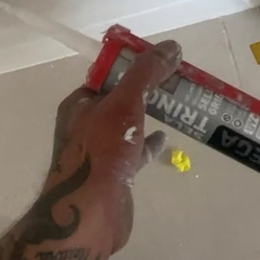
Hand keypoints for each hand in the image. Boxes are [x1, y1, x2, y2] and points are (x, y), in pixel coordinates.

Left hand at [46, 40, 180, 249]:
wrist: (92, 213)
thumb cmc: (103, 152)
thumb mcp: (124, 103)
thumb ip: (146, 74)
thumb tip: (171, 46)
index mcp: (79, 104)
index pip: (107, 75)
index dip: (133, 65)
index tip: (163, 59)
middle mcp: (86, 125)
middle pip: (120, 98)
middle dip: (148, 89)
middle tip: (178, 81)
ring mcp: (100, 151)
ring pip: (130, 124)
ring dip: (151, 114)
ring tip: (179, 105)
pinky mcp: (115, 174)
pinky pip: (135, 151)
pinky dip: (150, 143)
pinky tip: (166, 138)